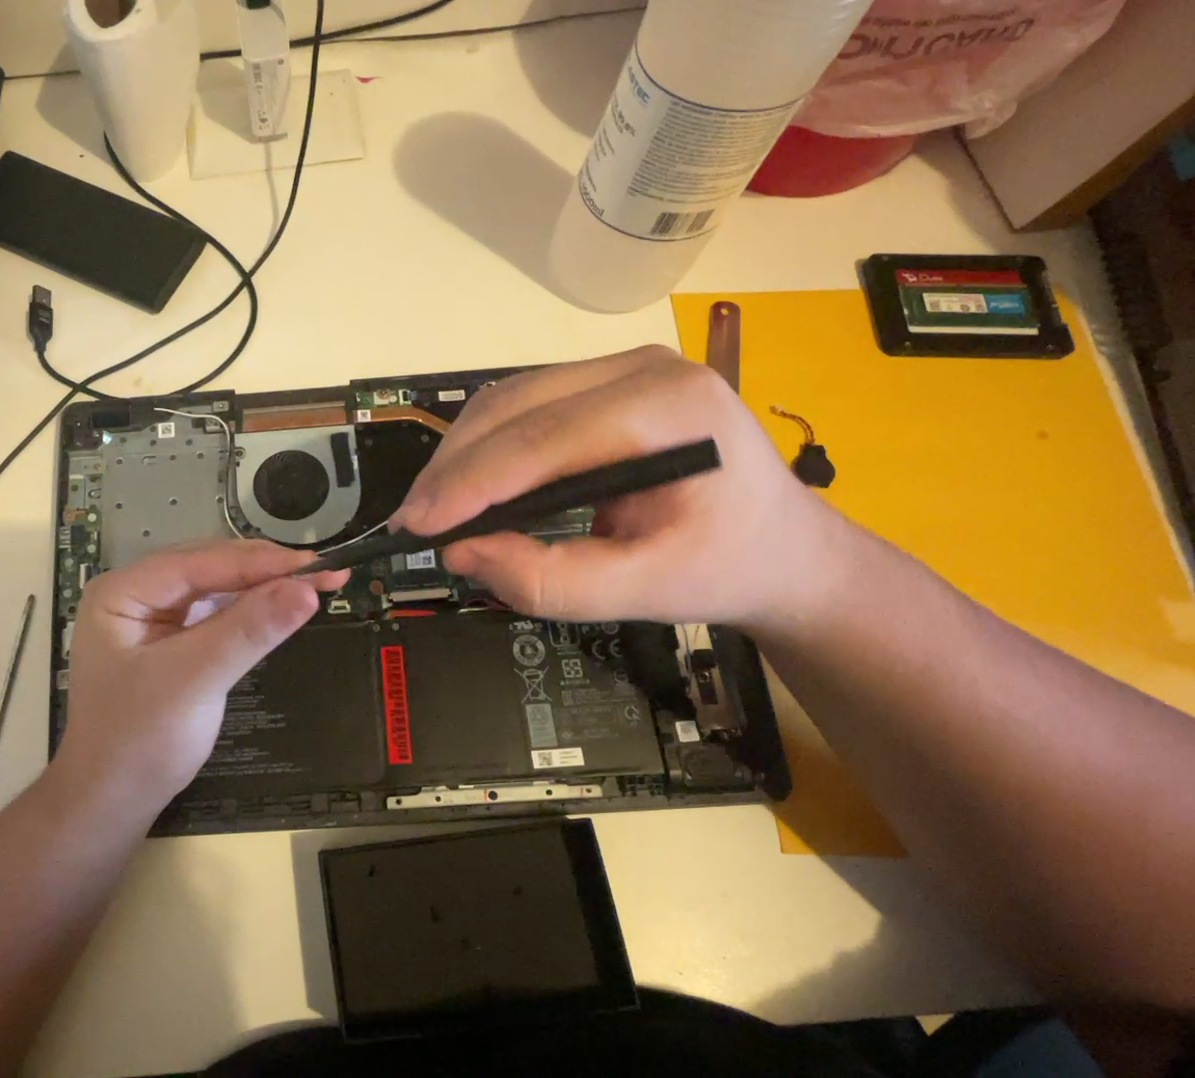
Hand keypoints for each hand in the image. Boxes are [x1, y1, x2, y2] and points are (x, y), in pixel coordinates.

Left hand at [56, 541, 349, 811]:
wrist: (109, 803)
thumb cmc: (138, 741)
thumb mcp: (194, 680)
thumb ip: (248, 631)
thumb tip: (308, 589)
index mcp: (122, 592)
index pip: (199, 562)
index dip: (260, 561)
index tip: (317, 564)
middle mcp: (135, 594)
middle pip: (208, 568)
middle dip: (265, 570)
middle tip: (326, 573)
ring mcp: (152, 619)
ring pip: (215, 588)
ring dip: (262, 588)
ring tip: (313, 585)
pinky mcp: (171, 643)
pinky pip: (216, 615)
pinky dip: (250, 612)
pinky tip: (279, 607)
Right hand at [390, 346, 846, 630]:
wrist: (780, 545)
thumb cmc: (725, 567)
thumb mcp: (647, 591)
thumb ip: (553, 581)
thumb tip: (464, 555)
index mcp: (671, 409)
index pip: (545, 438)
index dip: (473, 483)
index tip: (417, 525)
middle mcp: (642, 368)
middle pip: (515, 407)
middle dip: (454, 468)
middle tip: (413, 523)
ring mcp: (621, 368)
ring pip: (507, 400)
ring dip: (460, 456)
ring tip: (431, 509)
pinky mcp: (602, 383)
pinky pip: (520, 407)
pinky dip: (481, 448)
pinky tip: (465, 487)